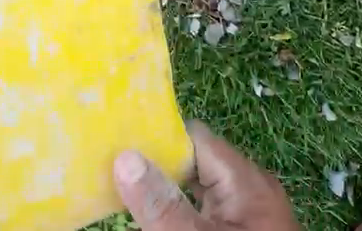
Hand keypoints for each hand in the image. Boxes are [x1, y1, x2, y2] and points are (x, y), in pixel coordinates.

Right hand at [114, 122, 300, 230]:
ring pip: (196, 199)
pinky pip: (207, 219)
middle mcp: (249, 191)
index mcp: (245, 180)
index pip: (194, 139)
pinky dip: (183, 220)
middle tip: (113, 181)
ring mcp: (248, 219)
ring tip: (124, 202)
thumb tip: (125, 157)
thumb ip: (163, 206)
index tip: (118, 149)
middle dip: (156, 177)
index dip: (157, 142)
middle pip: (192, 168)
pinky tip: (155, 225)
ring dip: (166, 204)